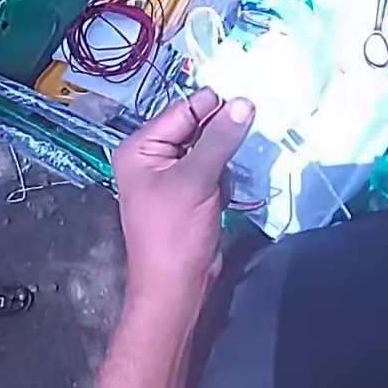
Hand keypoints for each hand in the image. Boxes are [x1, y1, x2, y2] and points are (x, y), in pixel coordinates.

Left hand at [112, 88, 253, 302]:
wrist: (176, 286)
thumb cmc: (175, 231)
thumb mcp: (197, 179)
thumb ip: (220, 139)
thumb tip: (243, 102)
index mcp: (140, 147)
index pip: (182, 111)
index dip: (213, 106)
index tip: (248, 102)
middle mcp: (152, 156)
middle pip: (196, 129)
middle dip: (219, 141)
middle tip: (239, 144)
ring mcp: (170, 175)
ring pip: (210, 149)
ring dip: (222, 165)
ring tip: (218, 188)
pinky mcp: (189, 192)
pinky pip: (212, 170)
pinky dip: (222, 180)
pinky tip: (220, 199)